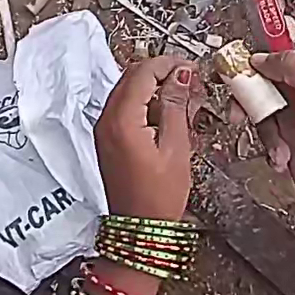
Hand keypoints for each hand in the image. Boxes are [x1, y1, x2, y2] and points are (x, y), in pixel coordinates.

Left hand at [95, 56, 197, 220]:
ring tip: (182, 97)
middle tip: (189, 80)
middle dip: (160, 72)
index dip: (168, 65)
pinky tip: (167, 113)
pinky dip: (145, 103)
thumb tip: (181, 75)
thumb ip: (176, 106)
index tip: (189, 69)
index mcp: (122, 120)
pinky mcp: (108, 139)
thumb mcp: (176, 147)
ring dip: (154, 86)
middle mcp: (107, 120)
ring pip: (128, 90)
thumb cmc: (159, 196)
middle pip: (131, 77)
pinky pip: (125, 108)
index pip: (142, 73)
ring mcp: (104, 130)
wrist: (140, 229)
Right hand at [252, 52, 294, 200]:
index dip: (250, 69)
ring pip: (271, 122)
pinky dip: (278, 154)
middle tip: (243, 118)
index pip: (273, 61)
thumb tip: (261, 57)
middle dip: (253, 108)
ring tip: (281, 154)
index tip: (234, 81)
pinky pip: (281, 145)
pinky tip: (285, 162)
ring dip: (269, 137)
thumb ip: (293, 67)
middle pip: (265, 93)